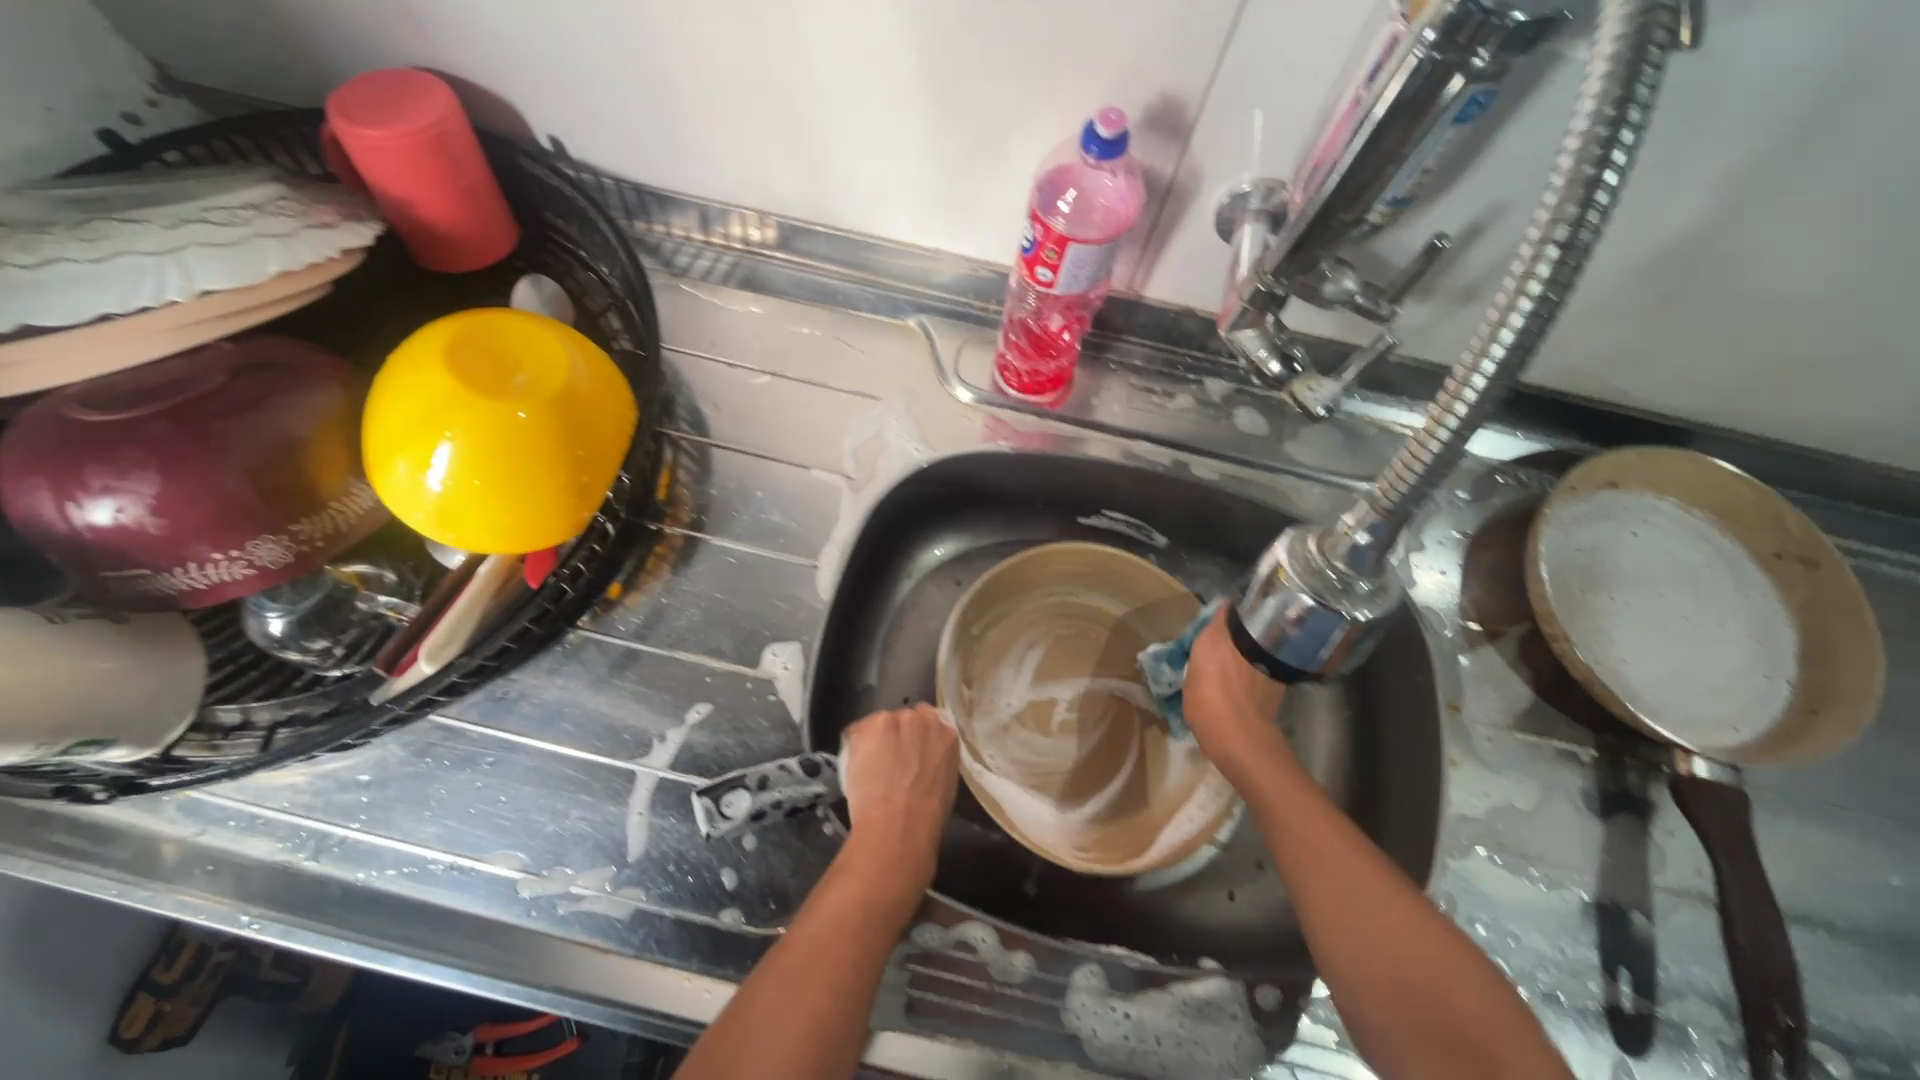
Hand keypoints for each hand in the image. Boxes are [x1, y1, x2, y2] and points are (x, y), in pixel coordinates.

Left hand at [839, 704, 958, 884]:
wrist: (899, 823)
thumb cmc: (928, 813)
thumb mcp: (946, 780)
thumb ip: (937, 758)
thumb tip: (925, 759)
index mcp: (946, 732)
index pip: (930, 720)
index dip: (917, 736)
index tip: (911, 749)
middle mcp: (921, 718)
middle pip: (905, 718)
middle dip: (898, 734)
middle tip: (891, 758)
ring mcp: (892, 720)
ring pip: (881, 724)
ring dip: (877, 738)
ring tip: (872, 764)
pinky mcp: (867, 727)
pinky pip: (858, 731)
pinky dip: (856, 745)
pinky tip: (859, 766)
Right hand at [1182, 607, 1294, 790]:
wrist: (1240, 734)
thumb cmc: (1204, 708)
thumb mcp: (1191, 681)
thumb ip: (1201, 661)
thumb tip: (1208, 660)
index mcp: (1213, 637)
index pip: (1223, 611)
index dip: (1222, 615)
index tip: (1218, 623)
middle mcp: (1241, 640)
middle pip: (1243, 625)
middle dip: (1238, 631)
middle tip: (1228, 644)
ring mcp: (1263, 656)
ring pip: (1258, 643)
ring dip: (1252, 649)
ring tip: (1244, 664)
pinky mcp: (1278, 674)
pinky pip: (1267, 664)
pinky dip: (1262, 668)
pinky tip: (1255, 682)